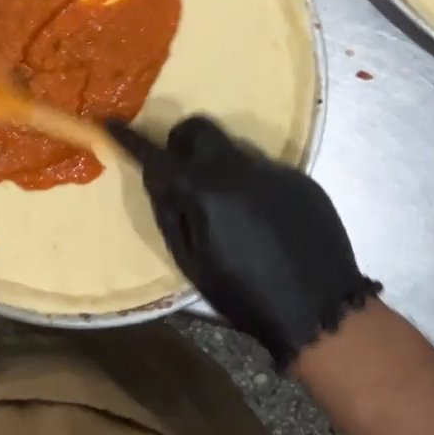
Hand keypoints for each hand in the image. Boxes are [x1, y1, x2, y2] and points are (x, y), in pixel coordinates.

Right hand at [108, 116, 379, 367]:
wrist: (321, 311)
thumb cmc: (244, 294)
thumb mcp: (191, 261)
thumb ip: (169, 213)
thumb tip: (157, 179)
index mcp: (204, 191)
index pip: (156, 155)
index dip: (130, 138)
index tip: (112, 123)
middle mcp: (236, 169)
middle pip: (200, 128)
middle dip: (182, 140)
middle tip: (181, 167)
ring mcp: (273, 170)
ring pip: (233, 149)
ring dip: (219, 166)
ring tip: (228, 205)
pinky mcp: (301, 180)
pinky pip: (264, 170)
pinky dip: (251, 184)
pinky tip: (262, 219)